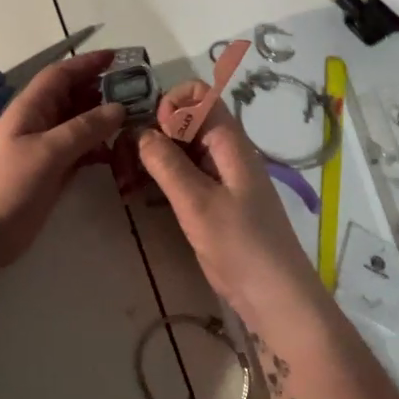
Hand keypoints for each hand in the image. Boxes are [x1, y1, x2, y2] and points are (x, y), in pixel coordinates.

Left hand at [0, 50, 125, 297]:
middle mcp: (37, 124)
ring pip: (79, 126)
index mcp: (29, 109)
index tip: (120, 57)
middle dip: (103, 91)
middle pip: (73, 98)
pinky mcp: (50, 176)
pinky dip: (100, 150)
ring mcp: (43, 151)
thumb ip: (82, 129)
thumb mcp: (45, 153)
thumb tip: (118, 106)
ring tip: (142, 121)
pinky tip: (123, 154)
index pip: (60, 75)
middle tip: (144, 93)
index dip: (87, 64)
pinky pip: (80, 153)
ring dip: (106, 121)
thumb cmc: (4, 187)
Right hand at [133, 81, 319, 318]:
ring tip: (123, 170)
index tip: (142, 125)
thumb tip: (139, 131)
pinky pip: (186, 174)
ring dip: (155, 153)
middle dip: (154, 127)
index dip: (169, 102)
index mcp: (231, 145)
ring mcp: (223, 180)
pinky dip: (163, 175)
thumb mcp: (196, 202)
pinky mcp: (217, 203)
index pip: (200, 98)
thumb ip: (166, 163)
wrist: (277, 300)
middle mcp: (228, 155)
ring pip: (184, 149)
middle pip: (188, 122)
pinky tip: (140, 189)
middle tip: (120, 150)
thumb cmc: (241, 246)